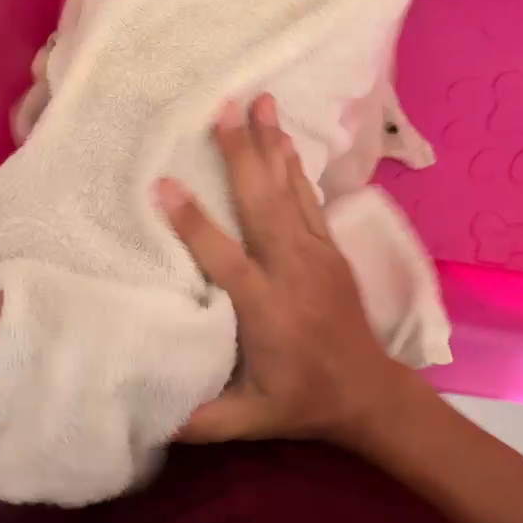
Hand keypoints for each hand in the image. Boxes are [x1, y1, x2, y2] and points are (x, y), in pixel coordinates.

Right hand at [158, 94, 418, 445]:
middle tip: (225, 108)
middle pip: (263, 205)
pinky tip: (284, 141)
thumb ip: (204, 418)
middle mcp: (293, 272)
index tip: (165, 184)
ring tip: (260, 101)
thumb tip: (151, 413)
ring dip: (272, 145)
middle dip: (242, 155)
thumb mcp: (252, 420)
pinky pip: (310, 200)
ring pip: (289, 192)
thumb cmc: (303, 401)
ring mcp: (317, 255)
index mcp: (267, 311)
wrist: (371, 392)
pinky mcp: (331, 249)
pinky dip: (295, 168)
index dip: (195, 222)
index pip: (225, 258)